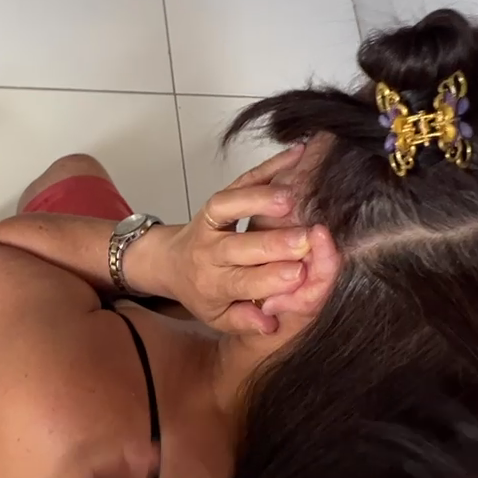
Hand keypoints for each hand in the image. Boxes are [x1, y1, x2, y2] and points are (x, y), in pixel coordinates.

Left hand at [137, 145, 331, 334]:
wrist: (170, 261)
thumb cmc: (202, 292)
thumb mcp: (217, 317)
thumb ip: (243, 320)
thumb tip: (269, 324)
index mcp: (212, 284)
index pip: (242, 282)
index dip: (270, 278)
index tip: (300, 274)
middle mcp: (209, 251)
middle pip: (238, 246)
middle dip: (273, 242)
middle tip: (307, 238)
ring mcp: (210, 221)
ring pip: (228, 206)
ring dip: (258, 199)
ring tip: (290, 198)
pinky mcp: (219, 197)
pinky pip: (241, 179)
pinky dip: (269, 166)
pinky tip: (298, 154)